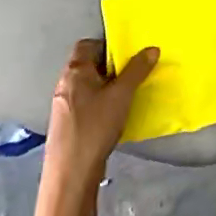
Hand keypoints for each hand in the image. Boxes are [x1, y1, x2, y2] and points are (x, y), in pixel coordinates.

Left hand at [43, 39, 157, 187]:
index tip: (128, 53)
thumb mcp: (122, 94)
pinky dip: (102, 99)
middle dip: (112, 65)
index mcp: (75, 72)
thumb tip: (151, 49)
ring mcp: (64, 104)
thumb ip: (137, 70)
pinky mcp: (68, 121)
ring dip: (108, 84)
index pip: (87, 45)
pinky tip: (115, 111)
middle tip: (134, 71)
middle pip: (89, 64)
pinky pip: (87, 100)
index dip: (107, 45)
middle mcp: (65, 84)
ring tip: (128, 92)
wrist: (71, 171)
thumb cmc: (95, 126)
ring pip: (89, 83)